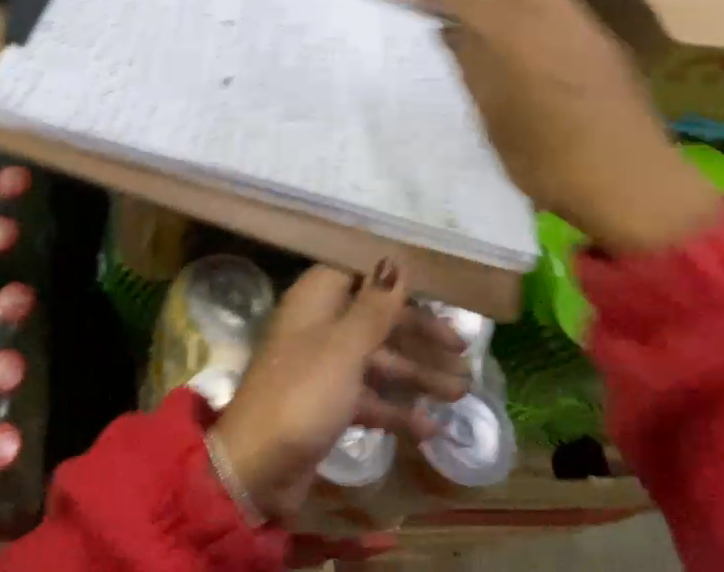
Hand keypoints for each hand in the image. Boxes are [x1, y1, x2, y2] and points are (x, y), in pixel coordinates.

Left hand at [210, 261, 469, 520]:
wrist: (260, 465)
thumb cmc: (304, 393)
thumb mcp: (344, 347)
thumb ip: (373, 307)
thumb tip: (393, 259)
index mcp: (315, 302)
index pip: (358, 274)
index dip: (394, 279)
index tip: (437, 286)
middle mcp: (317, 328)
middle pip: (374, 319)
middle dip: (418, 333)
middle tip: (464, 350)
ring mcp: (321, 368)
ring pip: (376, 360)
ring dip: (417, 373)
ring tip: (461, 391)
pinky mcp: (326, 405)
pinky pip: (368, 397)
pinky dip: (396, 409)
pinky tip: (430, 427)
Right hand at [410, 0, 719, 254]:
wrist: (630, 182)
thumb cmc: (546, 157)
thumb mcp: (491, 115)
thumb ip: (470, 64)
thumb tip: (452, 32)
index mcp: (515, 32)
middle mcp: (550, 15)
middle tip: (446, 8)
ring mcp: (582, 25)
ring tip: (481, 19)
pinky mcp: (602, 41)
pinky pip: (557, 3)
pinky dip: (530, 5)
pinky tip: (521, 36)